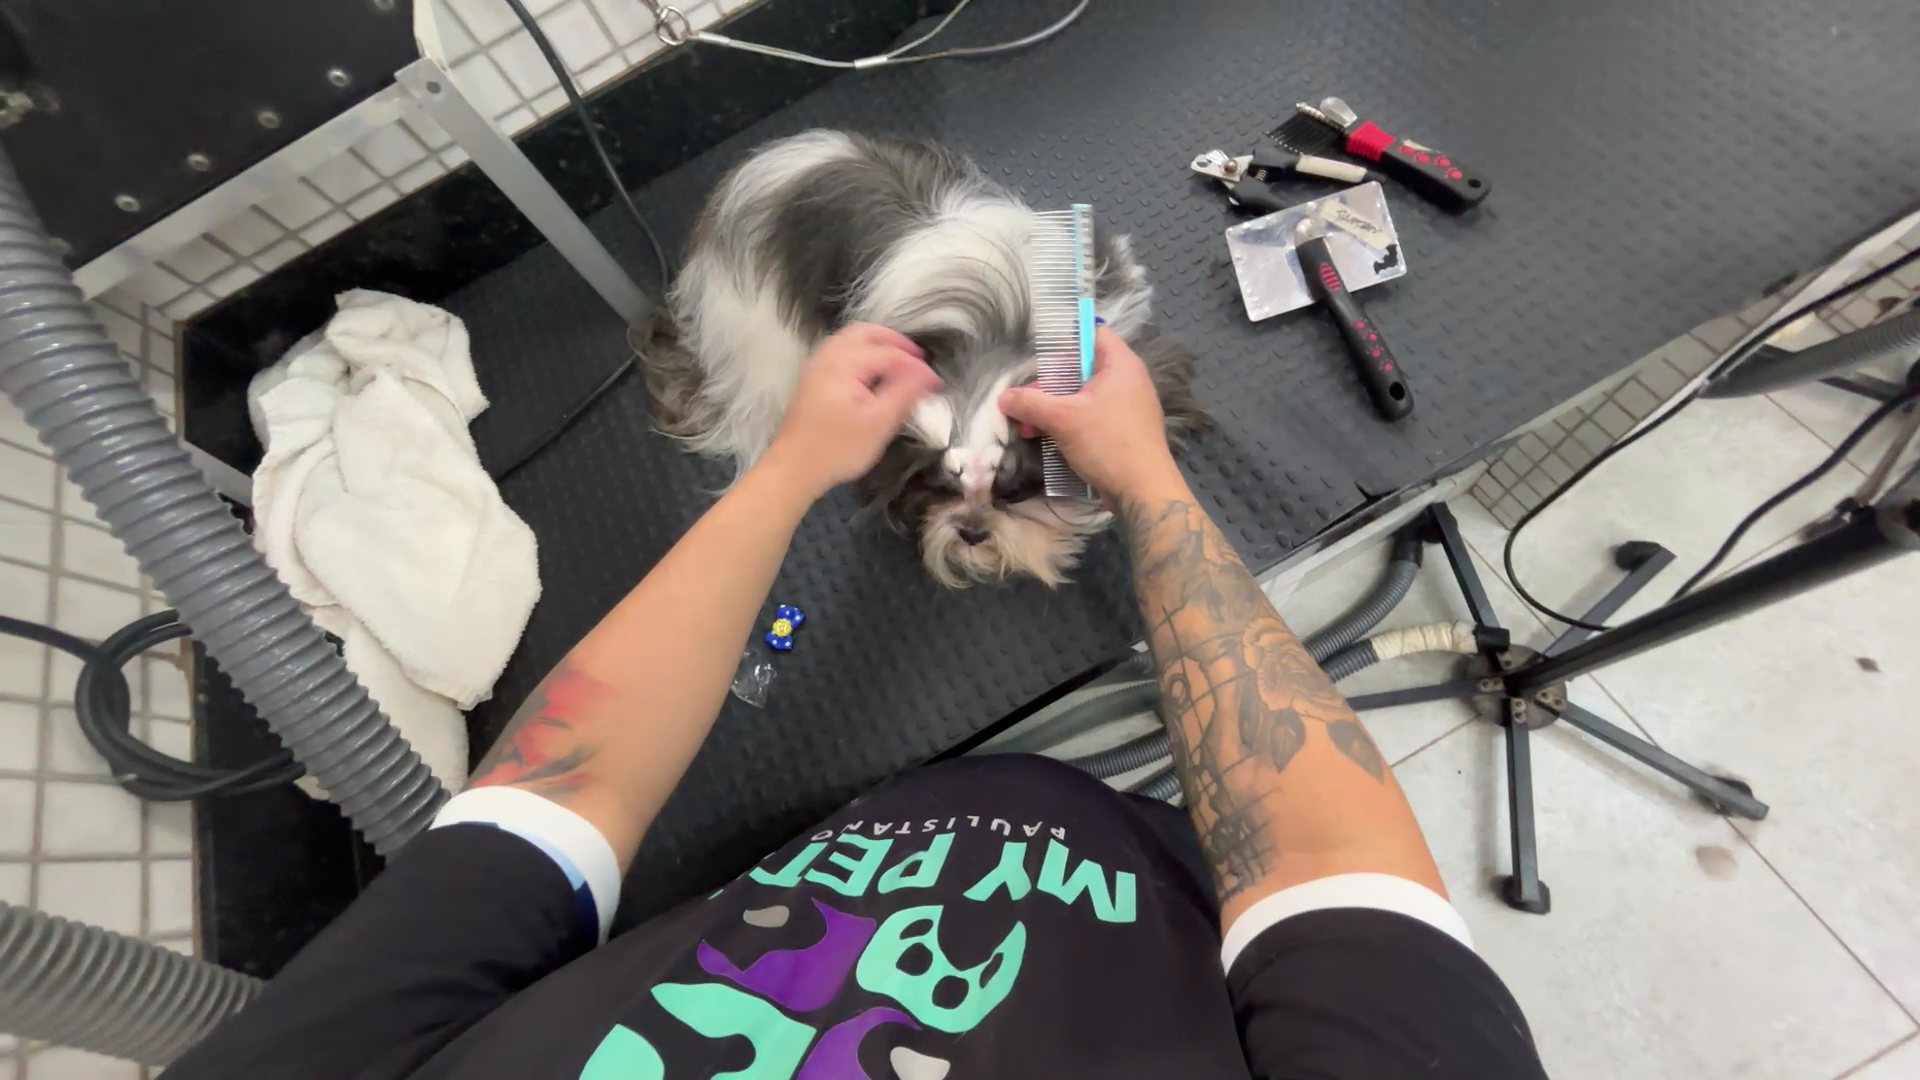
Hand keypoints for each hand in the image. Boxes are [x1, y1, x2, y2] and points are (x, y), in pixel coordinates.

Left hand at [760, 323, 941, 498]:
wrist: (794, 468)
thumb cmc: (838, 448)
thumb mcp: (878, 423)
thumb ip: (904, 393)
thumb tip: (927, 375)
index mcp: (844, 363)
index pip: (889, 354)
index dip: (916, 366)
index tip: (937, 382)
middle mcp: (828, 355)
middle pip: (867, 332)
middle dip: (896, 342)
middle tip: (919, 359)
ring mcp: (817, 365)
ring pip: (852, 339)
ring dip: (879, 344)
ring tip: (900, 362)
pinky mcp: (813, 378)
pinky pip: (842, 350)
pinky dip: (863, 352)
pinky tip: (874, 372)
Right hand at [998, 326, 1183, 503]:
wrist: (1143, 491)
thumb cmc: (1108, 443)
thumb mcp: (1063, 419)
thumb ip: (1030, 403)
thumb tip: (1003, 397)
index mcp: (1120, 365)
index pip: (1092, 333)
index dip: (1064, 340)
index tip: (1037, 356)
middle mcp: (1127, 380)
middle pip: (1082, 368)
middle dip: (1049, 384)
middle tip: (1026, 399)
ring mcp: (1127, 407)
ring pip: (1083, 396)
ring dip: (1054, 408)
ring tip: (1029, 425)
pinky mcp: (1123, 431)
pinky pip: (1091, 417)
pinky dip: (1069, 423)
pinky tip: (1046, 437)